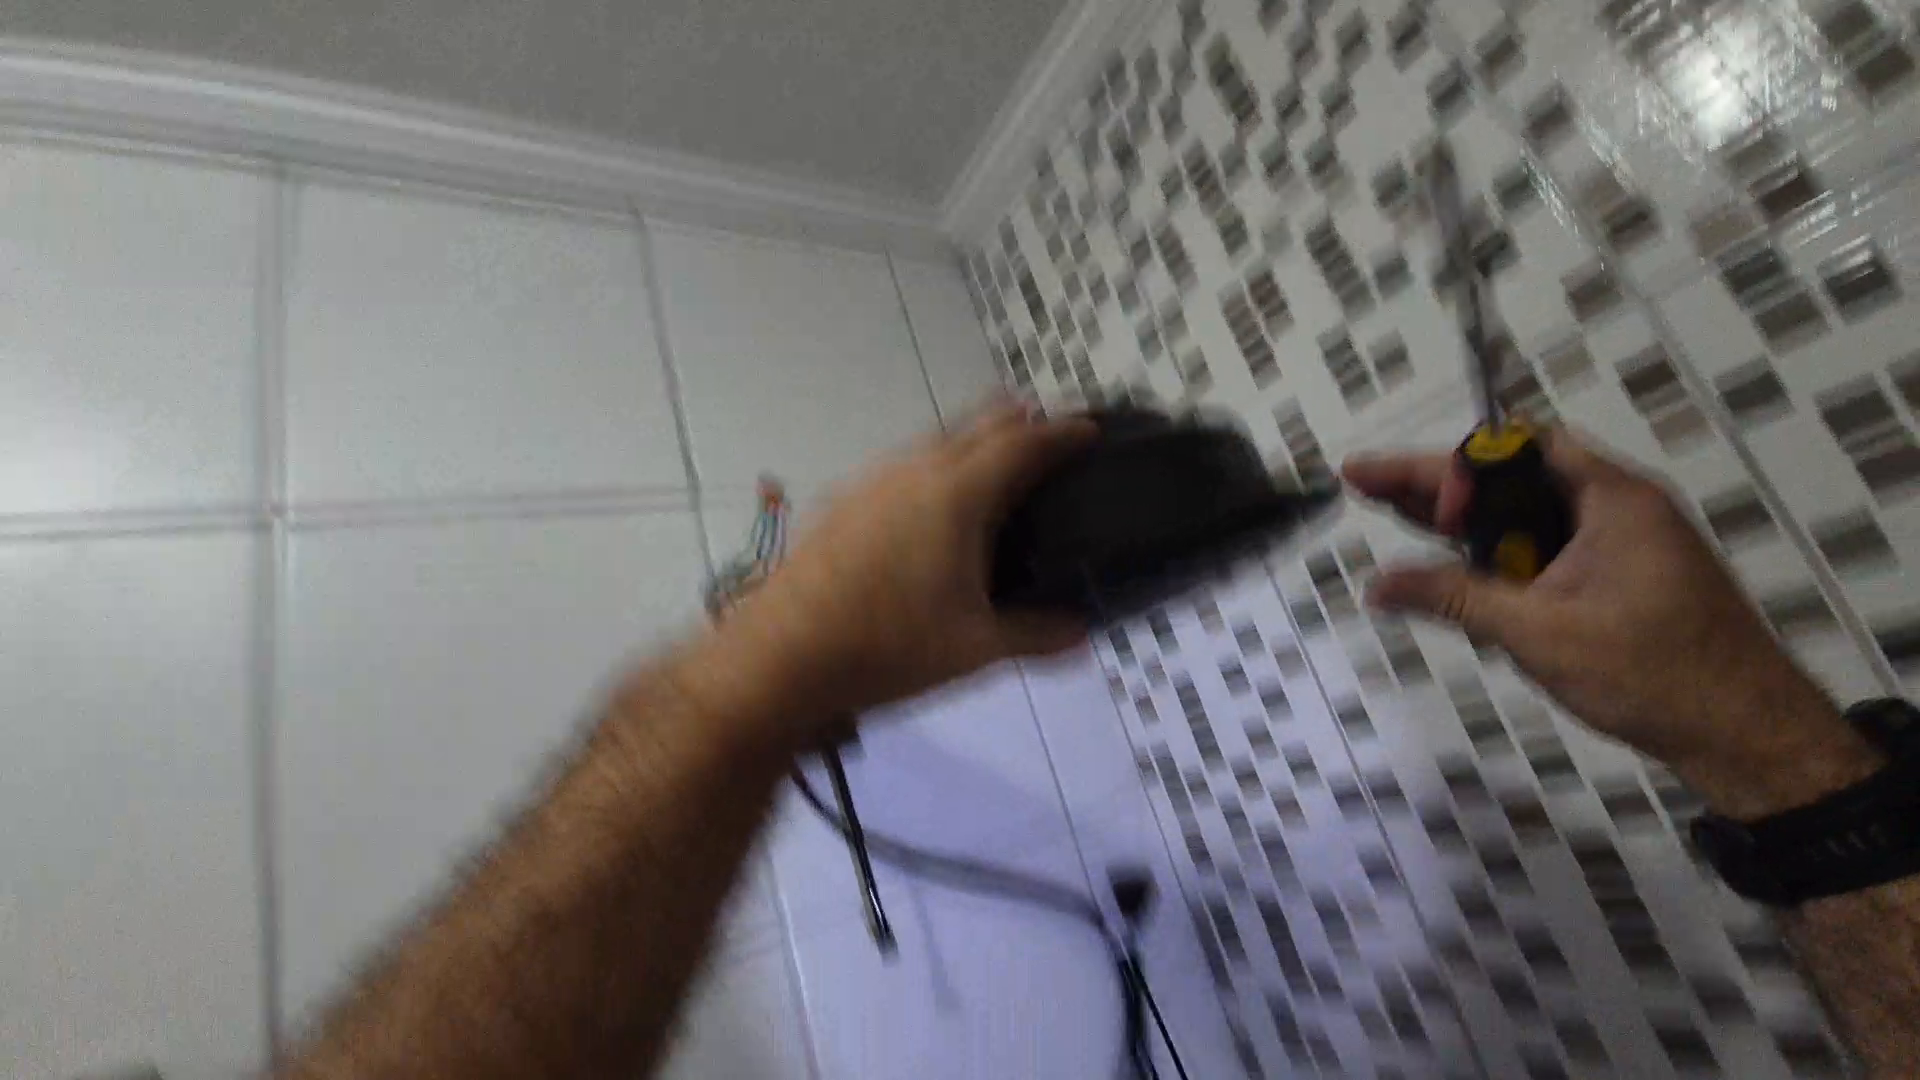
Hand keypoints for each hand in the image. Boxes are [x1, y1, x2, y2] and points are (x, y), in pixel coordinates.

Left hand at [721, 403, 1096, 726]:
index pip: (1023, 444)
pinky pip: (898, 465)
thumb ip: (1035, 636)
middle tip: (1044, 432)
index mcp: (958, 493)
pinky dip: (928, 466)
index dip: (1062, 433)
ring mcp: (870, 481)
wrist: (781, 655)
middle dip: (1016, 421)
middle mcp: (914, 470)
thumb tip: (1081, 634)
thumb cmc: (889, 645)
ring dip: (968, 439)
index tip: (1089, 429)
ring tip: (989, 462)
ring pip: (931, 440)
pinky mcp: (839, 501)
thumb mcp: (974, 648)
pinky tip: (922, 504)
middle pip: (975, 424)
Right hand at [1343, 428, 1880, 818]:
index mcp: (1610, 501)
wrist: (1747, 740)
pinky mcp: (1600, 579)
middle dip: (1432, 480)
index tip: (1432, 513)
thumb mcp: (1538, 632)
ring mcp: (1605, 545)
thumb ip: (1452, 598)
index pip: (1517, 449)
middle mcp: (1607, 510)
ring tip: (1380, 502)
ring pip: (1514, 512)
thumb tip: (1374, 585)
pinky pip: (1529, 547)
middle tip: (1361, 479)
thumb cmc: (1652, 674)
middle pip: (1505, 475)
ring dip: (1450, 513)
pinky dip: (1480, 548)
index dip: (1460, 469)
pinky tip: (1435, 554)